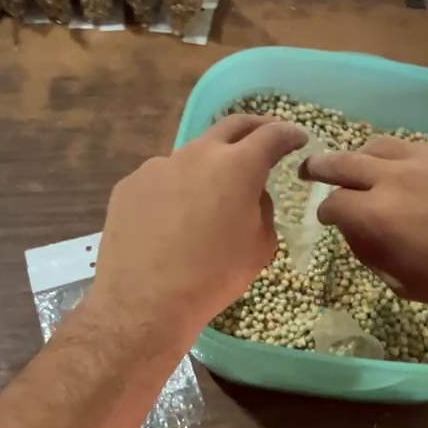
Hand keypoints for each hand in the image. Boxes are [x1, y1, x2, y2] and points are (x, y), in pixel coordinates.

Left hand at [90, 115, 308, 339]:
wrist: (144, 301)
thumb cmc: (214, 277)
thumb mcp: (259, 248)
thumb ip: (262, 210)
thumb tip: (251, 196)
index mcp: (238, 166)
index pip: (272, 135)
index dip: (289, 133)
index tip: (297, 137)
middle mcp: (198, 154)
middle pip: (232, 126)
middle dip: (255, 127)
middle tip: (266, 136)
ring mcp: (159, 165)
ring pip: (193, 155)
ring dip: (210, 165)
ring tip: (212, 194)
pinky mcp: (131, 183)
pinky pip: (163, 179)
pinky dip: (176, 189)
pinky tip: (172, 219)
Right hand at [303, 138, 427, 317]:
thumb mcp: (408, 285)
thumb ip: (376, 256)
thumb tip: (364, 235)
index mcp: (380, 213)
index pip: (334, 203)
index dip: (325, 212)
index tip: (327, 216)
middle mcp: (398, 176)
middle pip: (346, 161)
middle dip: (322, 167)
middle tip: (311, 169)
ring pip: (383, 145)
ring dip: (365, 156)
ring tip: (363, 164)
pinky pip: (423, 148)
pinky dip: (409, 160)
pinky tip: (419, 173)